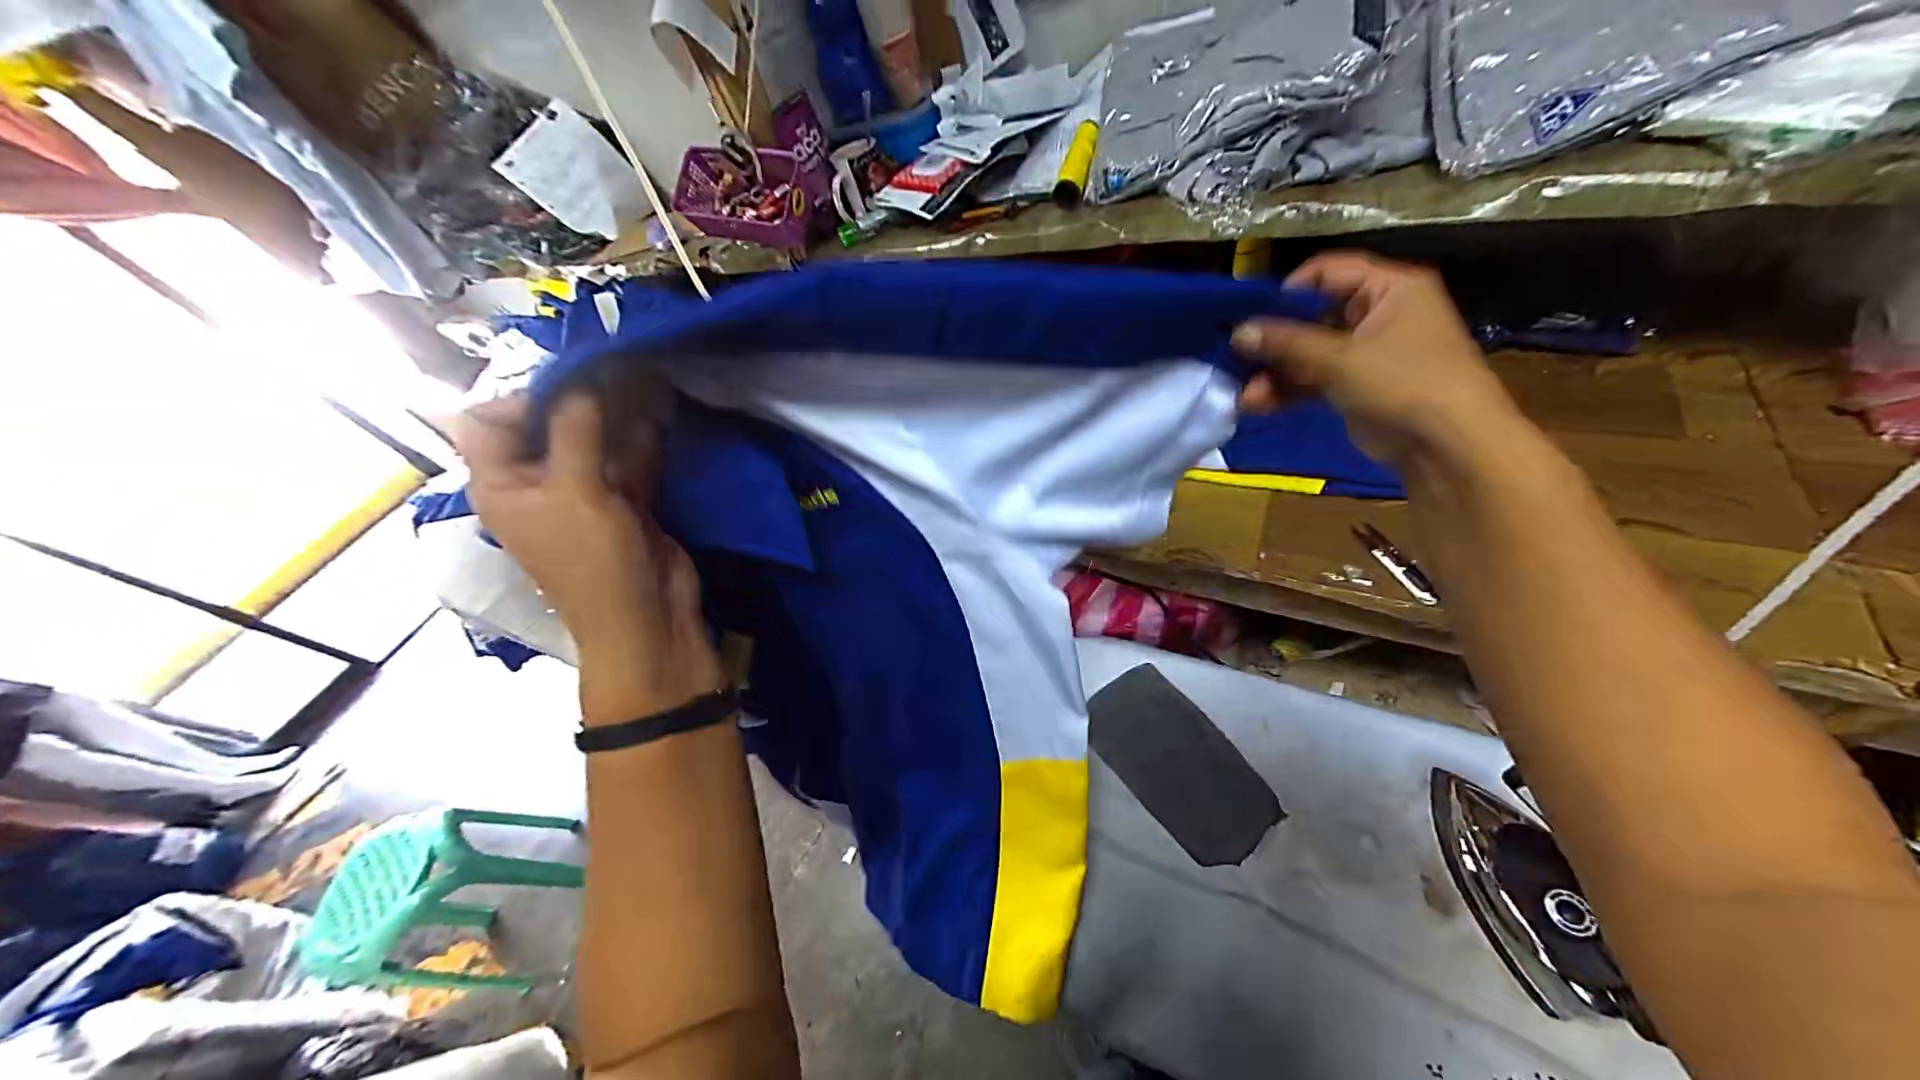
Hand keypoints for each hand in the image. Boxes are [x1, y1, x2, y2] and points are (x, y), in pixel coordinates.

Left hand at [447, 392, 721, 721]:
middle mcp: (538, 482)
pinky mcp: (625, 501)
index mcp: (501, 483)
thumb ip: (574, 429)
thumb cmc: (595, 562)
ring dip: (616, 414)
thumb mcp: (577, 491)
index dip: (520, 396)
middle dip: (579, 397)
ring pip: (593, 439)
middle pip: (546, 424)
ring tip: (642, 381)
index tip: (570, 384)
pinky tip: (660, 412)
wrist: (648, 619)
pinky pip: (627, 459)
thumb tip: (580, 378)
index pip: (487, 419)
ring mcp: (585, 492)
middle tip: (614, 371)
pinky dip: (641, 439)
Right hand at [1233, 251, 1521, 468]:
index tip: (1252, 312)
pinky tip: (1260, 404)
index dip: (1289, 289)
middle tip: (1239, 357)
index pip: (1330, 271)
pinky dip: (1290, 390)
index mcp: (1391, 288)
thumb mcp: (1341, 359)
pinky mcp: (1358, 387)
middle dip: (1276, 341)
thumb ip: (1287, 343)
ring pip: (1311, 353)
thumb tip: (1238, 332)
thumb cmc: (1404, 383)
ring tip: (1247, 394)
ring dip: (1277, 372)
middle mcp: (1380, 313)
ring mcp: (1368, 353)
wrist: (1447, 445)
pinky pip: (1316, 379)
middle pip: (1314, 315)